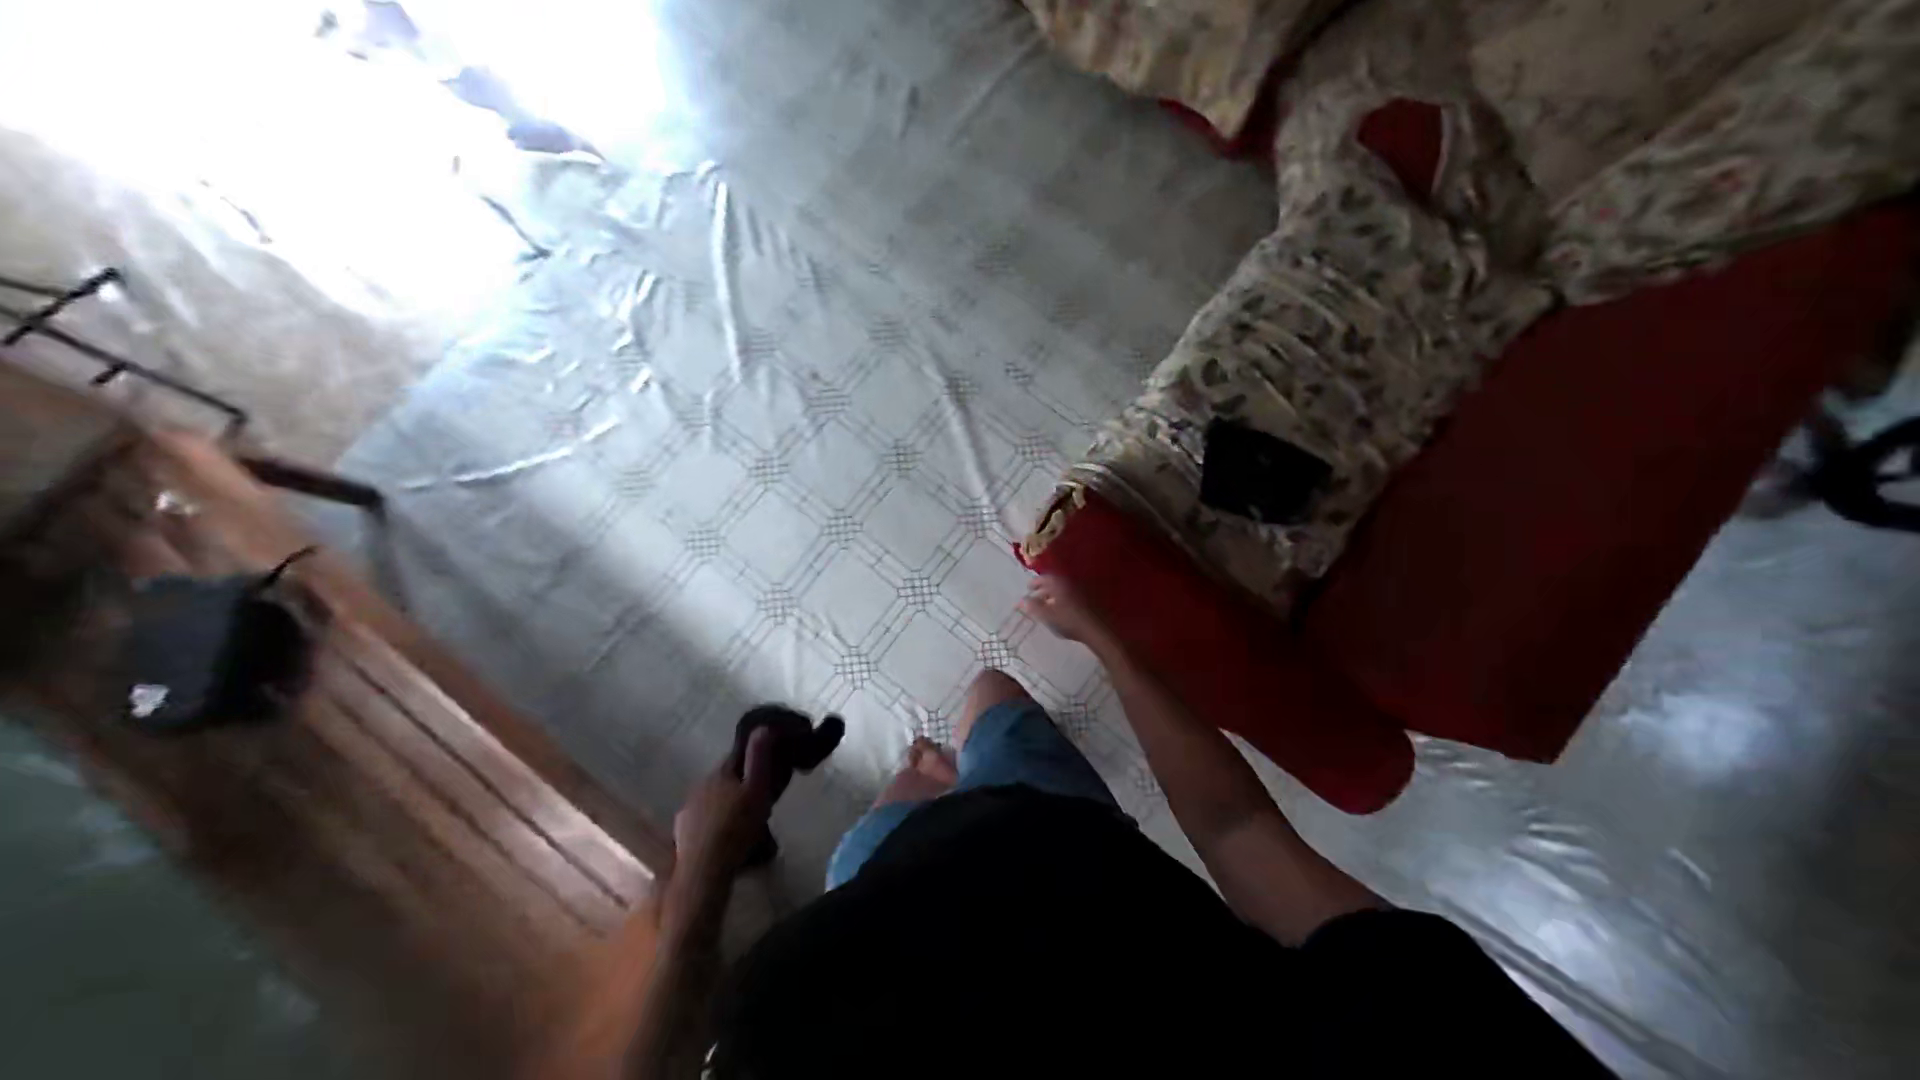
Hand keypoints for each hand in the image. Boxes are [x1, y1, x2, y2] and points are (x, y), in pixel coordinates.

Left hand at [672, 728, 775, 886]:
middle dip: (738, 786)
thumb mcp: (758, 789)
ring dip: (724, 805)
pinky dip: (712, 823)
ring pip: (711, 799)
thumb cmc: (737, 826)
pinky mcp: (682, 829)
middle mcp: (701, 784)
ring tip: (741, 823)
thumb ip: (760, 758)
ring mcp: (688, 808)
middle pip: (724, 779)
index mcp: (720, 773)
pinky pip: (701, 819)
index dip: (752, 763)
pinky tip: (722, 837)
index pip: (736, 758)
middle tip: (756, 802)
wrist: (705, 867)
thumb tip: (763, 726)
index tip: (765, 773)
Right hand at [1020, 575, 1115, 652]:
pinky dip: (1061, 600)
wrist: (1094, 630)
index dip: (1035, 582)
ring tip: (1045, 605)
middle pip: (1053, 583)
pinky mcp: (1086, 601)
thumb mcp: (1047, 615)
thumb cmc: (1068, 621)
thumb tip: (1022, 600)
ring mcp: (1079, 592)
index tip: (1028, 588)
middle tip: (1035, 597)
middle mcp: (1069, 584)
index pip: (1044, 578)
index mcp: (1059, 584)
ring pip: (1062, 590)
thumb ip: (1033, 606)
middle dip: (1043, 589)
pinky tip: (1059, 611)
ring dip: (1052, 595)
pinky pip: (1069, 596)